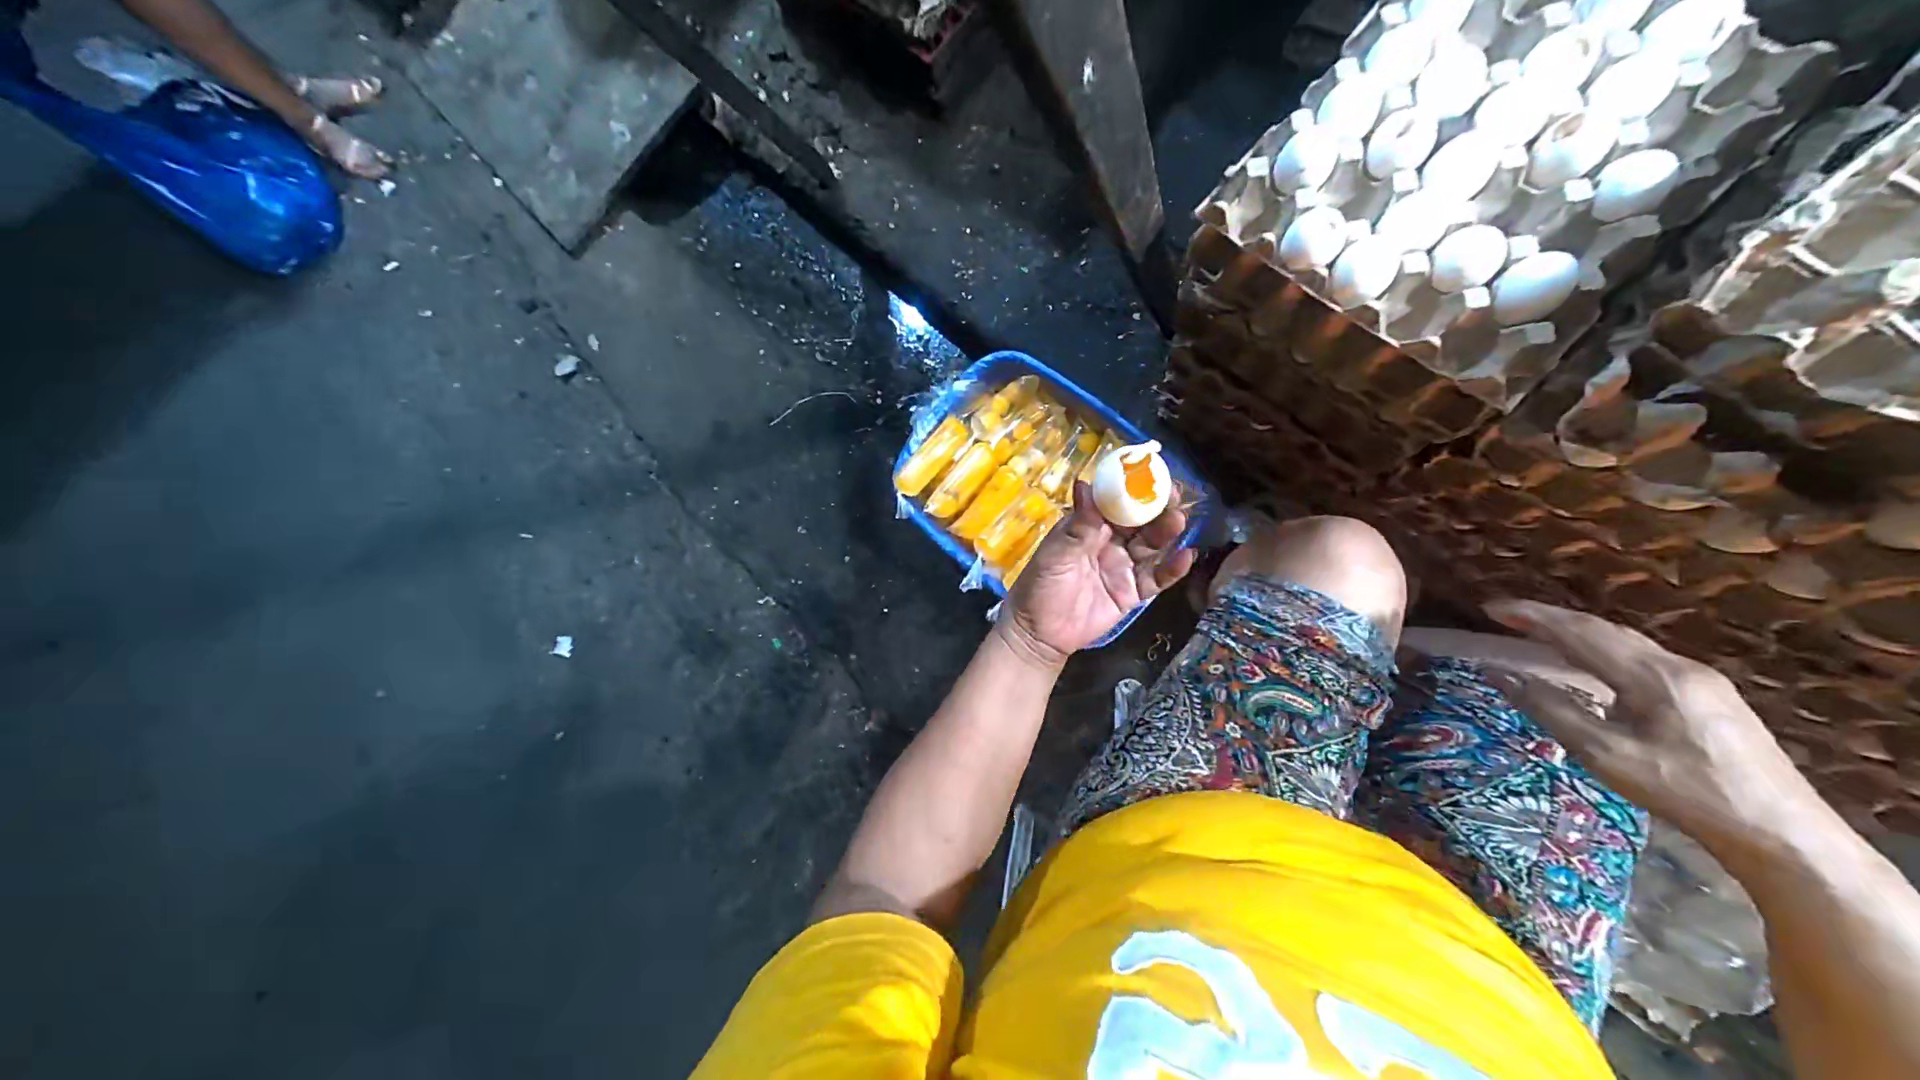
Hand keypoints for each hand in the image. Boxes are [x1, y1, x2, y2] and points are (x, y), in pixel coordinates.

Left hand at [997, 482, 1195, 668]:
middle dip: (1157, 508)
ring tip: (1179, 520)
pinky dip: (1171, 569)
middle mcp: (1110, 542)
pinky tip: (1185, 557)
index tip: (1151, 476)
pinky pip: (1156, 578)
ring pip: (1151, 546)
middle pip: (1139, 522)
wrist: (1040, 634)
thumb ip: (1079, 525)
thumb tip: (1085, 484)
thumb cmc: (1041, 586)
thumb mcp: (1056, 554)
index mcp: (1088, 527)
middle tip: (1175, 496)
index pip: (1115, 503)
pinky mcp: (1133, 592)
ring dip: (1166, 533)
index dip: (1133, 490)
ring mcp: (1124, 566)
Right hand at [1484, 600, 1823, 863]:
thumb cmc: (1683, 792)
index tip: (1490, 607)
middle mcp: (1679, 666)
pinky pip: (1642, 658)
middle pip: (1604, 630)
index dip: (1532, 616)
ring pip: (1625, 643)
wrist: (1781, 833)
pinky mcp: (1710, 696)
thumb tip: (1499, 674)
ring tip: (1537, 633)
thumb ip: (1549, 709)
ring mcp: (1701, 680)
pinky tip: (1589, 663)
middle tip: (1505, 616)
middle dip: (1551, 619)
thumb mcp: (1604, 754)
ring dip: (1577, 633)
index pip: (1580, 632)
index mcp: (1653, 676)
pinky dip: (1602, 650)